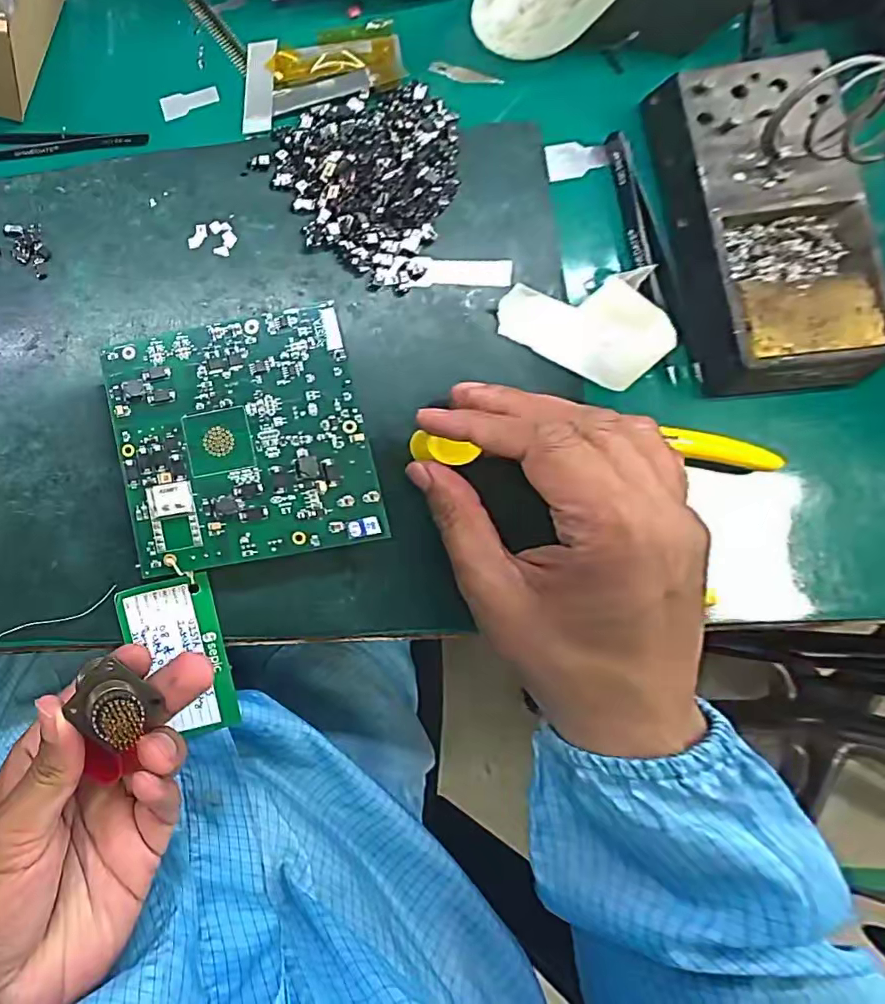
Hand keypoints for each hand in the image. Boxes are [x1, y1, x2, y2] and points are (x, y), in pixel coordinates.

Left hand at [0, 645, 212, 1003]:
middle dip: (157, 696)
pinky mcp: (138, 851)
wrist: (8, 972)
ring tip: (158, 747)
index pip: (82, 706)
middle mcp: (85, 776)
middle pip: (127, 727)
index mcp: (47, 758)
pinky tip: (155, 785)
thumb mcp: (15, 824)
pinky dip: (164, 792)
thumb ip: (47, 770)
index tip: (138, 652)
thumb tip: (57, 704)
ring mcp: (114, 811)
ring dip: (161, 744)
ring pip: (150, 761)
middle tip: (191, 669)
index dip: (109, 677)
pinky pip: (159, 811)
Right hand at [411, 383, 708, 758]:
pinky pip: (644, 450)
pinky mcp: (678, 519)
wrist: (630, 706)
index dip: (483, 425)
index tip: (432, 418)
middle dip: (513, 407)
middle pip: (586, 427)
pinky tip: (553, 430)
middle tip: (454, 398)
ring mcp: (679, 512)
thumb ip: (459, 520)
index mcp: (615, 530)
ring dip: (553, 411)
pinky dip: (591, 429)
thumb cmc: (554, 654)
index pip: (548, 446)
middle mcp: (661, 510)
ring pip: (622, 430)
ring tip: (494, 406)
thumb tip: (425, 467)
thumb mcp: (490, 589)